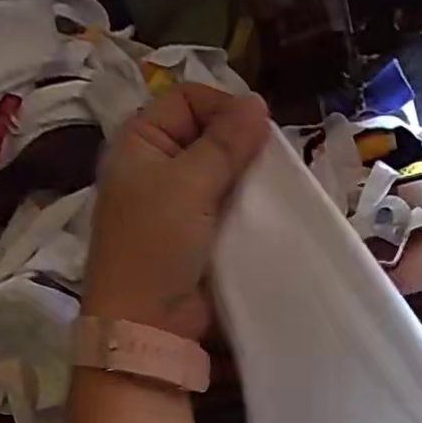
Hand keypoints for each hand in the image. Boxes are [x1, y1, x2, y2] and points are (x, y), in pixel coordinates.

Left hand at [82, 83, 270, 339]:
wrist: (152, 321)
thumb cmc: (156, 244)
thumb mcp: (187, 185)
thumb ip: (224, 144)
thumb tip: (258, 104)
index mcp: (142, 143)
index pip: (187, 101)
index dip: (223, 107)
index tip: (262, 129)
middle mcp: (160, 170)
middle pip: (209, 138)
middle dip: (243, 146)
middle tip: (276, 163)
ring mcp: (183, 208)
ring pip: (225, 178)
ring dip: (251, 181)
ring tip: (280, 188)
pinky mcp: (204, 241)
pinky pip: (232, 213)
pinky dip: (252, 211)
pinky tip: (273, 213)